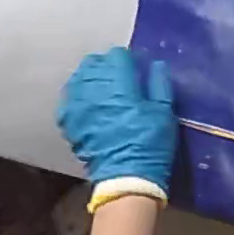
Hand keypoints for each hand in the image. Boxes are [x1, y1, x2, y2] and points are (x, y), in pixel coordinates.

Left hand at [56, 47, 176, 210]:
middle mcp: (93, 90)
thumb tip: (155, 64)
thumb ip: (159, 85)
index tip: (137, 70)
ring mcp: (78, 105)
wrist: (126, 179)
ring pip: (79, 78)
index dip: (129, 60)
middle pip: (94, 63)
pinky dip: (78, 97)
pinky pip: (69, 99)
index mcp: (120, 85)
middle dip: (108, 67)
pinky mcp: (69, 121)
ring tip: (103, 91)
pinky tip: (88, 104)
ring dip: (91, 79)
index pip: (118, 56)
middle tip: (120, 80)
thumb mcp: (164, 114)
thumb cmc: (150, 146)